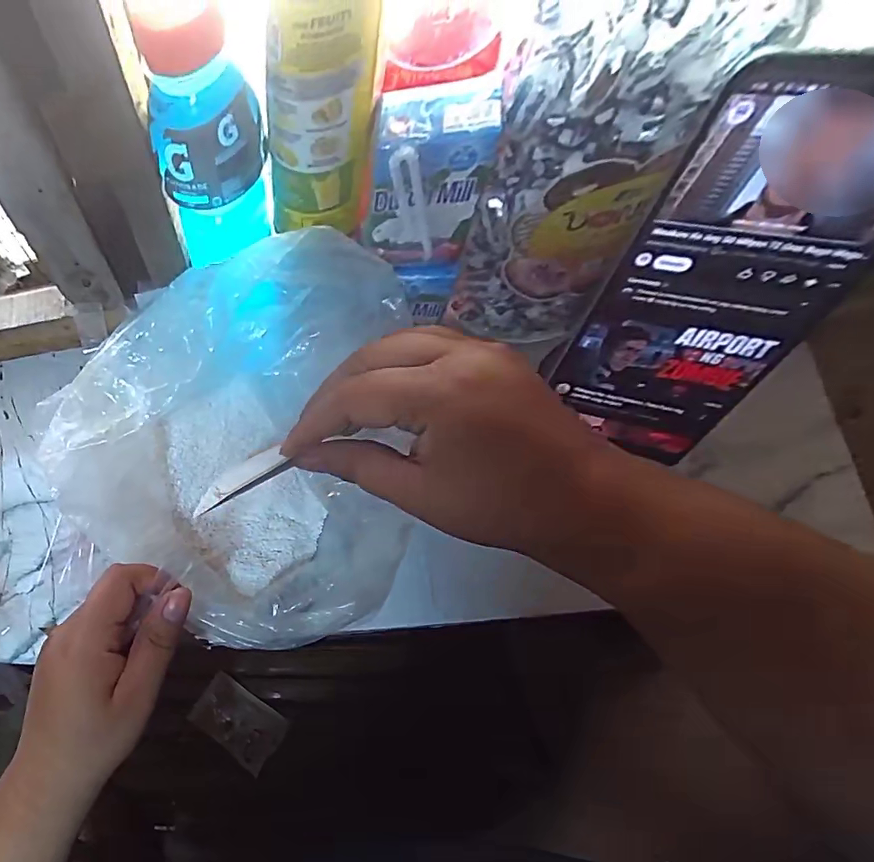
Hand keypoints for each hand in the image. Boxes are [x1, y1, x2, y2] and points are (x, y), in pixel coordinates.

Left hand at [15, 564, 190, 797]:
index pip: (119, 578)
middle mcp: (65, 628)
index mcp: (83, 634)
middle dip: (146, 601)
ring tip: (146, 661)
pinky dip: (115, 634)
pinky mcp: (56, 654)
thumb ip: (157, 640)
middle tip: (169, 640)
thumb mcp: (138, 693)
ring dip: (132, 620)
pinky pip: (90, 627)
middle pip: (110, 590)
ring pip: (102, 609)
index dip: (154, 579)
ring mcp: (56, 641)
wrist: (49, 778)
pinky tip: (124, 669)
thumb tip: (180, 594)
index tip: (180, 606)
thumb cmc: (98, 741)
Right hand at [282, 327, 629, 561]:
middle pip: (372, 356)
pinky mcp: (492, 353)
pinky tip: (381, 389)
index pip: (357, 394)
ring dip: (361, 372)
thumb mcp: (420, 494)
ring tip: (337, 410)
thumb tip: (310, 455)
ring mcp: (480, 347)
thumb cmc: (501, 508)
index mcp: (442, 392)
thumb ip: (359, 465)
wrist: (583, 500)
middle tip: (310, 431)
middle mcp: (460, 353)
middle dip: (332, 392)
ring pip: (398, 340)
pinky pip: (427, 343)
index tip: (290, 450)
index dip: (316, 421)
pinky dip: (393, 363)